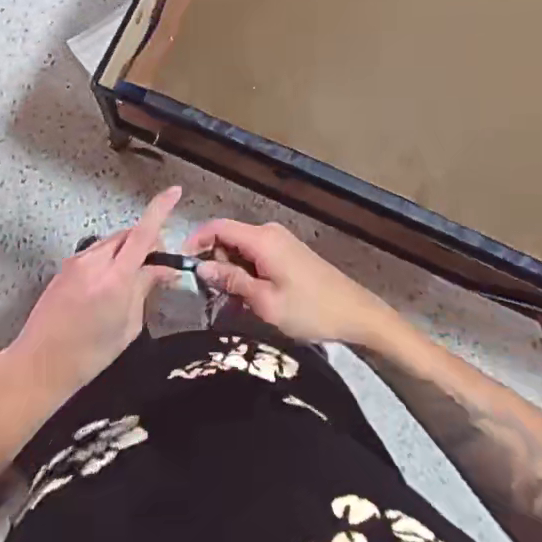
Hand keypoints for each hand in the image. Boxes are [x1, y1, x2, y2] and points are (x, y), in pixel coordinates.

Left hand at [4, 187, 182, 399]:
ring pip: (111, 242)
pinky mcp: (65, 267)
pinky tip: (111, 284)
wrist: (41, 362)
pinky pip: (95, 253)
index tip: (173, 193)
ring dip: (127, 251)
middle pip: (128, 235)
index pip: (143, 233)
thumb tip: (163, 270)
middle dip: (147, 241)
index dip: (160, 209)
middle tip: (158, 265)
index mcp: (115, 279)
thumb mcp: (127, 326)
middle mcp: (93, 262)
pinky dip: (110, 260)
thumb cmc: (88, 355)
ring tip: (133, 280)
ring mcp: (76, 262)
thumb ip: (144, 290)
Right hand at [185, 219, 390, 343]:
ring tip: (231, 297)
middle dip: (214, 260)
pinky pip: (256, 254)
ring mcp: (281, 241)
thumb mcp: (265, 301)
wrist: (358, 315)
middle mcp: (269, 233)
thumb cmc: (310, 310)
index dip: (196, 241)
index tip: (184, 264)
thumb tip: (200, 267)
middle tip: (210, 291)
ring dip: (231, 268)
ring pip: (241, 247)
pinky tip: (251, 293)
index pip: (217, 226)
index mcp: (262, 239)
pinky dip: (246, 270)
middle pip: (228, 236)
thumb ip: (231, 280)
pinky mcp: (289, 252)